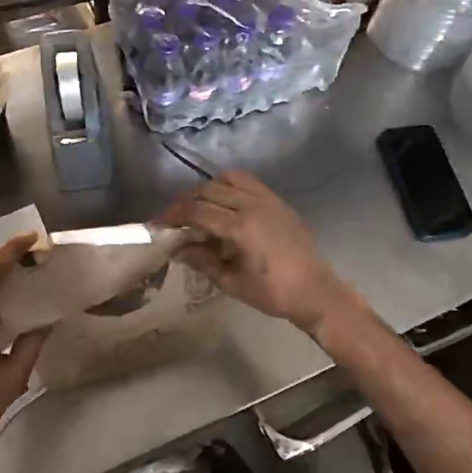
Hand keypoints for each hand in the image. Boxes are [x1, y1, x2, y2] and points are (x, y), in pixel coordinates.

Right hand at [157, 171, 359, 332]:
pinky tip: (223, 202)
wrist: (314, 290)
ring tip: (197, 206)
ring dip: (207, 189)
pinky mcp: (278, 200)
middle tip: (172, 217)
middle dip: (185, 201)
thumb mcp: (231, 282)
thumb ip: (202, 260)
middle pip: (208, 191)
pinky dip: (229, 185)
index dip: (173, 215)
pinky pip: (248, 181)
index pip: (197, 211)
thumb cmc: (272, 293)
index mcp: (240, 228)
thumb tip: (176, 248)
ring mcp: (268, 199)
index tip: (157, 223)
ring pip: (228, 179)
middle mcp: (253, 206)